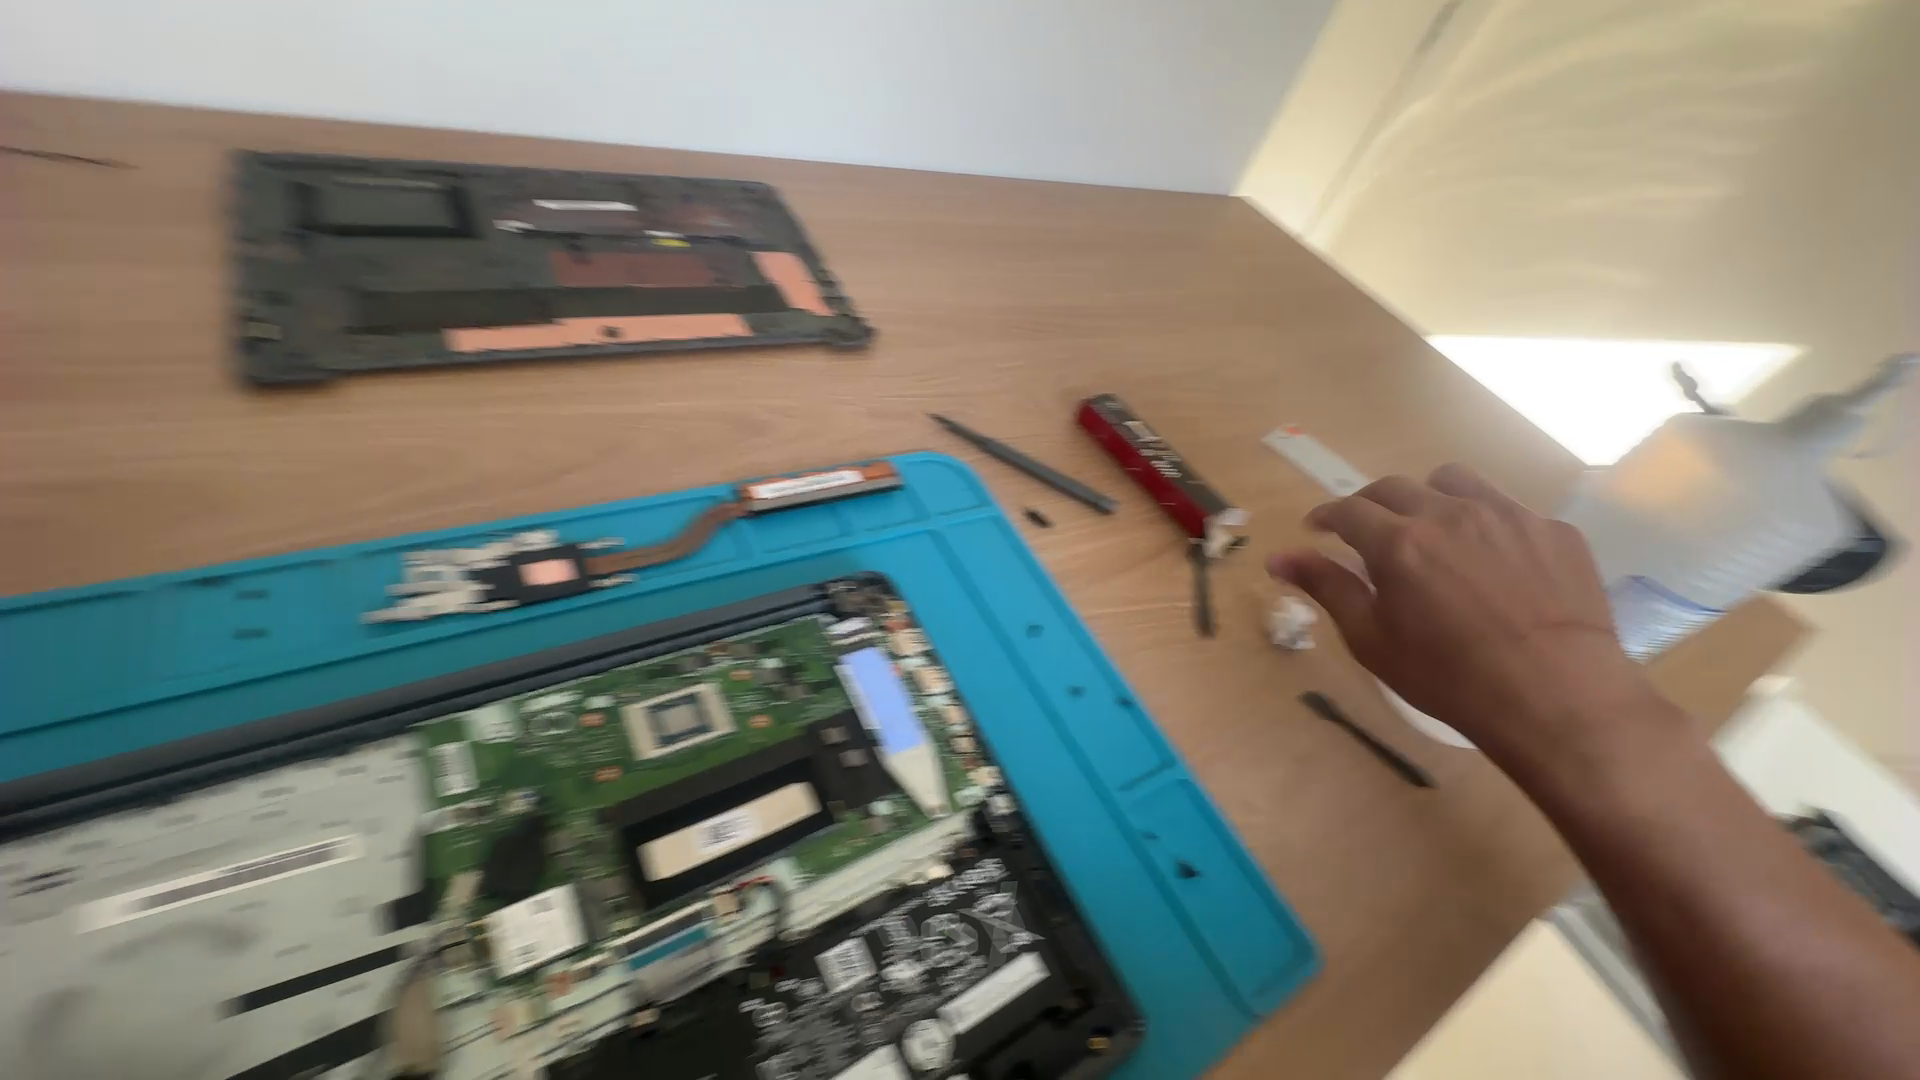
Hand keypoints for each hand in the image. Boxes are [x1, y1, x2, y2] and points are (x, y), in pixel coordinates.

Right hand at [1267, 464, 1659, 760]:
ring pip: (1453, 482)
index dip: (1325, 517)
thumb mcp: (1371, 639)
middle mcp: (1448, 514)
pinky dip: (1483, 523)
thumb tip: (1277, 557)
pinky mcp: (1553, 531)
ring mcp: (1507, 516)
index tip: (1318, 530)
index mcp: (1397, 542)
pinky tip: (1490, 563)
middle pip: (1394, 488)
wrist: (1557, 698)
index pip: (1347, 509)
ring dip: (1428, 498)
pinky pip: (1507, 509)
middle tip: (1366, 534)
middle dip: (1369, 505)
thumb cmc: (1447, 677)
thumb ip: (1326, 587)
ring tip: (1431, 532)